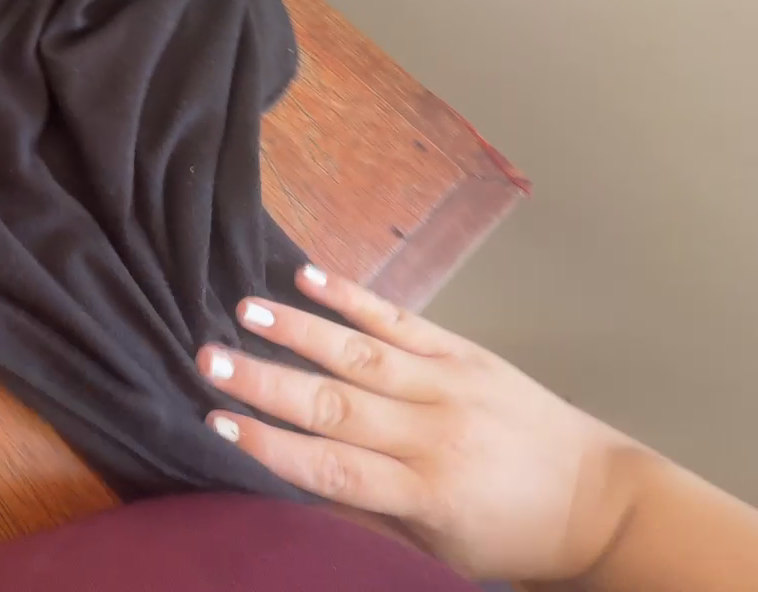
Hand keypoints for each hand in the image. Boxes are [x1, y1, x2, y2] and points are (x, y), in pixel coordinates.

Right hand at [200, 265, 644, 581]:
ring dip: (299, 330)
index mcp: (430, 492)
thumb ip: (363, 508)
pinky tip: (306, 274)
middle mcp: (436, 434)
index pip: (337, 468)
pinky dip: (350, 295)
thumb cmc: (506, 533)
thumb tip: (276, 479)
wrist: (609, 505)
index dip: (273, 446)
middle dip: (268, 382)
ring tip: (244, 310)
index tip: (216, 423)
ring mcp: (449, 385)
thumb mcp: (438, 544)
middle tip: (209, 359)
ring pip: (361, 354)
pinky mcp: (460, 350)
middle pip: (339, 405)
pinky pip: (398, 318)